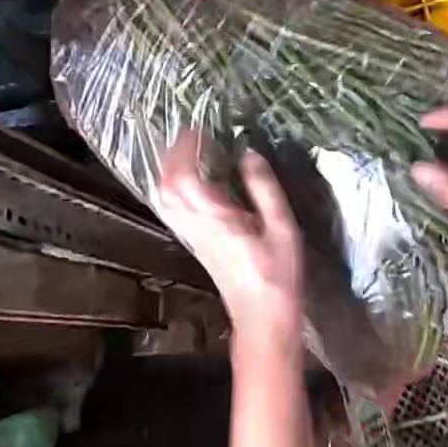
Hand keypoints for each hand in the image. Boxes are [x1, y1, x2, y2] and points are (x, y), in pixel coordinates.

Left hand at [157, 133, 306, 352]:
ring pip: (164, 198)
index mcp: (216, 218)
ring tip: (187, 151)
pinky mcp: (195, 243)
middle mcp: (196, 226)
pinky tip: (188, 181)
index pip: (185, 176)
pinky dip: (172, 188)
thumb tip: (249, 154)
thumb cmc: (278, 274)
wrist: (262, 316)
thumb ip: (265, 188)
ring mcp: (192, 236)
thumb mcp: (283, 227)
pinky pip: (171, 209)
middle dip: (174, 154)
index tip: (200, 130)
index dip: (186, 149)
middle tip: (192, 135)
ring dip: (170, 170)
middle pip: (166, 185)